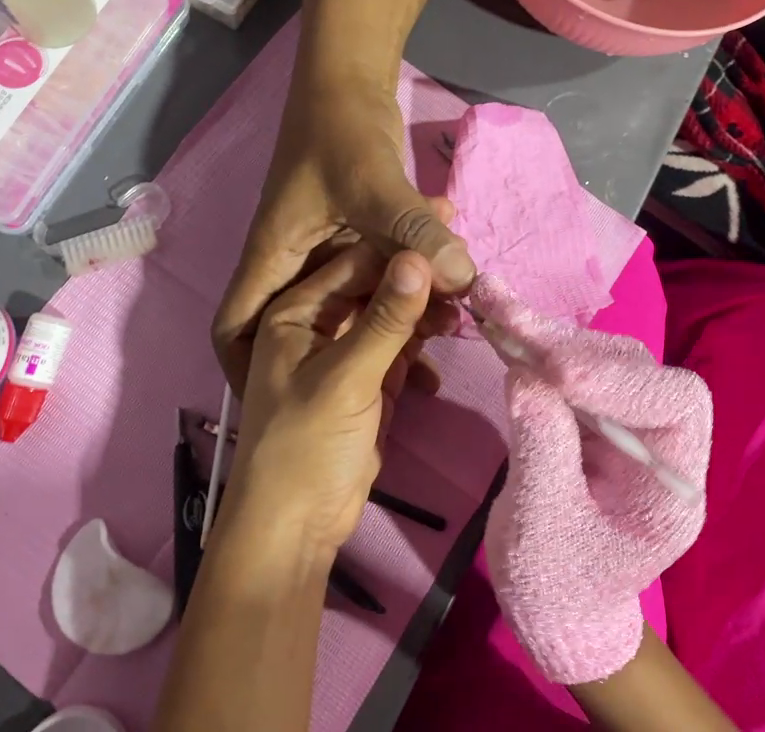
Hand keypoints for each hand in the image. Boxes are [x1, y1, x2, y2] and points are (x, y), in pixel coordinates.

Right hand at [213, 80, 474, 390]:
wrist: (350, 80)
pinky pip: (380, 276)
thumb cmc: (339, 130)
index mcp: (272, 257)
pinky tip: (455, 299)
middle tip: (403, 376)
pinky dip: (411, 287)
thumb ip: (415, 232)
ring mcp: (327, 248)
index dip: (242, 370)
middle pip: (308, 323)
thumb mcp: (374, 185)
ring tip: (446, 335)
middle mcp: (294, 261)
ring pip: (354, 301)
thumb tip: (463, 284)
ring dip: (396, 317)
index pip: (235, 325)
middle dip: (352, 351)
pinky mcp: (357, 235)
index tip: (280, 405)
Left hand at [224, 245, 434, 557]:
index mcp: (296, 312)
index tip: (450, 238)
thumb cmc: (306, 444)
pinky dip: (420, 353)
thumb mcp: (347, 378)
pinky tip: (443, 356)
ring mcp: (344, 355)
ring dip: (423, 318)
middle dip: (418, 284)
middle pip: (376, 289)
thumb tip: (421, 257)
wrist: (297, 524)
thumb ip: (386, 319)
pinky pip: (398, 352)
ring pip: (391, 321)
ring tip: (462, 315)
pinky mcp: (366, 384)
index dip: (400, 251)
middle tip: (467, 274)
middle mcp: (319, 325)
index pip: (355, 264)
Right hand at [476, 276, 711, 685]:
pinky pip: (564, 367)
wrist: (553, 604)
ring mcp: (622, 422)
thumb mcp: (541, 530)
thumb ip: (541, 453)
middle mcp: (658, 441)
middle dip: (568, 345)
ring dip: (544, 332)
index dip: (621, 380)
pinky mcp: (587, 413)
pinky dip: (530, 342)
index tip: (559, 375)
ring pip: (595, 358)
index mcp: (673, 483)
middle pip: (631, 369)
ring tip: (494, 301)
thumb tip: (523, 376)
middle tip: (508, 318)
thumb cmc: (556, 584)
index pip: (676, 404)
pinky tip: (498, 314)